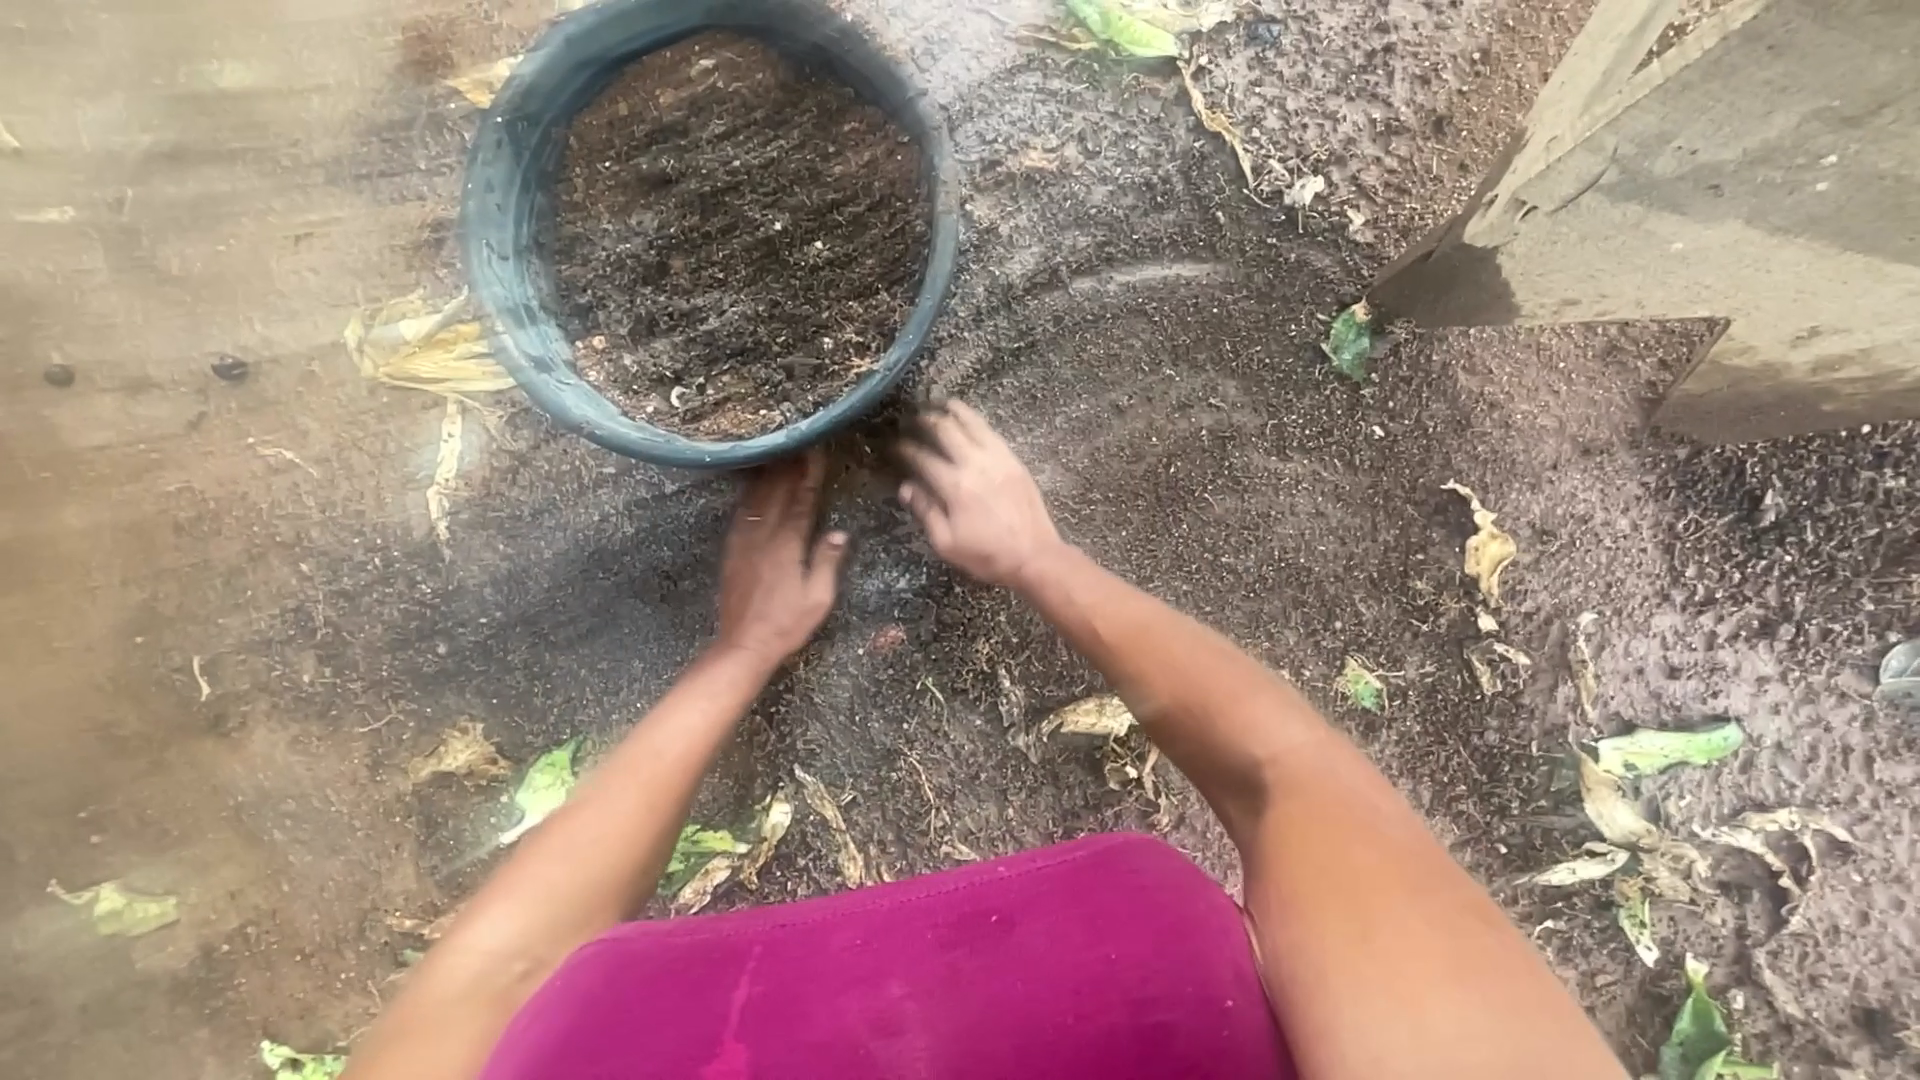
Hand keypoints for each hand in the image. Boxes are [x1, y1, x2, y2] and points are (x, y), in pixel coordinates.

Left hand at [715, 451, 848, 665]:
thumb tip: (839, 532)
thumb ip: (827, 562)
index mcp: (786, 546)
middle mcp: (762, 537)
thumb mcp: (818, 598)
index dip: (809, 476)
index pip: (800, 501)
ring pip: (755, 499)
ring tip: (780, 455)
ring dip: (768, 475)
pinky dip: (750, 494)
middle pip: (775, 493)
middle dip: (789, 467)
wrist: (743, 645)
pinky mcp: (732, 550)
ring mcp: (743, 542)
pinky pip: (741, 513)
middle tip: (800, 445)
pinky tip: (755, 486)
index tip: (818, 454)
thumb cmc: (786, 625)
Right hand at [898, 401, 1063, 589]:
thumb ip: (925, 511)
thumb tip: (906, 487)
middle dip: (925, 421)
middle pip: (946, 430)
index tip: (893, 445)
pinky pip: (992, 433)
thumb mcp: (947, 543)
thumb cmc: (987, 555)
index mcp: (955, 486)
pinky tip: (969, 420)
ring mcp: (999, 459)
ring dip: (954, 411)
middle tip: (912, 418)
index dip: (904, 449)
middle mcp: (976, 464)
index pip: (922, 458)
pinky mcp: (1015, 461)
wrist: (1035, 556)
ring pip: (973, 424)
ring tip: (941, 404)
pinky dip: (977, 422)